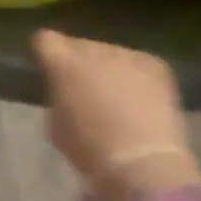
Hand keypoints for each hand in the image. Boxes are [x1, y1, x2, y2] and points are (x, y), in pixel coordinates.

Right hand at [33, 30, 200, 200]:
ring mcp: (130, 57)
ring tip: (104, 85)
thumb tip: (63, 85)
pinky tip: (130, 89)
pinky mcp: (157, 68)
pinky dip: (129, 71)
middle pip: (80, 43)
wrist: (141, 160)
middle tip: (75, 79)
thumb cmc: (87, 146)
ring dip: (104, 64)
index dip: (43, 50)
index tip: (43, 63)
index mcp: (64, 64)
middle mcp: (97, 53)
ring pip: (109, 51)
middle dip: (75, 57)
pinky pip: (135, 61)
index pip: (46, 40)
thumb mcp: (54, 120)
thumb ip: (57, 94)